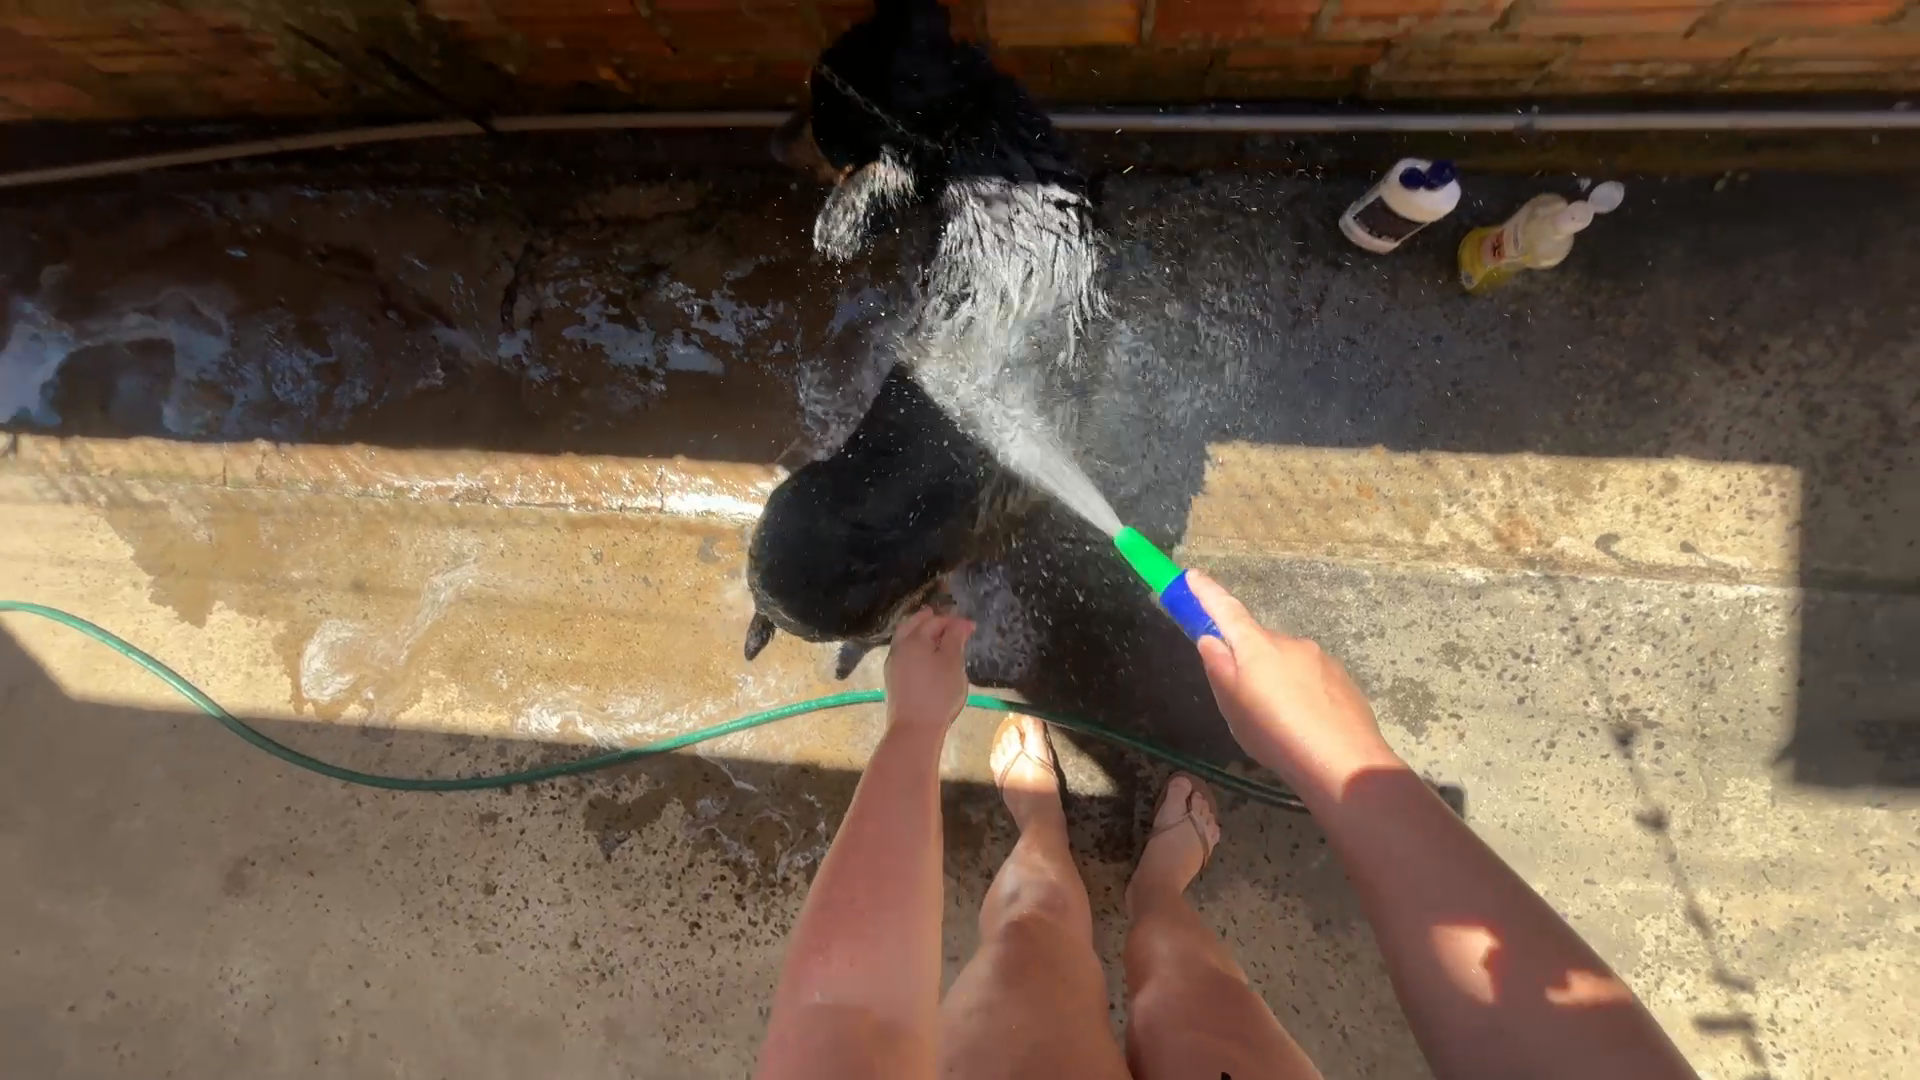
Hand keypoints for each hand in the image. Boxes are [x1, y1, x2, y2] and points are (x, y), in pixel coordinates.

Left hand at [883, 608, 973, 733]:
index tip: (971, 627)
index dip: (954, 621)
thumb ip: (955, 638)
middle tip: (947, 620)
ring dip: (921, 633)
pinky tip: (925, 656)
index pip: (935, 621)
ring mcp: (893, 664)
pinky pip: (905, 654)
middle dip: (930, 620)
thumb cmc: (938, 693)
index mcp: (913, 639)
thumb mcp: (952, 662)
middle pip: (914, 625)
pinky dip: (916, 647)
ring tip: (936, 635)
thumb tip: (960, 622)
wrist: (914, 729)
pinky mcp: (893, 680)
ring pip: (906, 639)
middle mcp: (899, 647)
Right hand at [1187, 572, 1397, 796]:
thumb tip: (1211, 639)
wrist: (1345, 763)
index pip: (1225, 609)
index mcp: (1256, 645)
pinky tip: (1305, 724)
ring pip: (1286, 662)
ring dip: (1277, 680)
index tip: (1192, 575)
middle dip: (1247, 661)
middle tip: (1243, 699)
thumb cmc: (1276, 733)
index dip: (1206, 591)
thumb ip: (1218, 668)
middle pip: (1258, 642)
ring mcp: (1320, 659)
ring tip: (1279, 721)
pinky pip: (1311, 679)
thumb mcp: (1232, 705)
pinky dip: (1301, 693)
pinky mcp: (1343, 680)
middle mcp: (1290, 642)